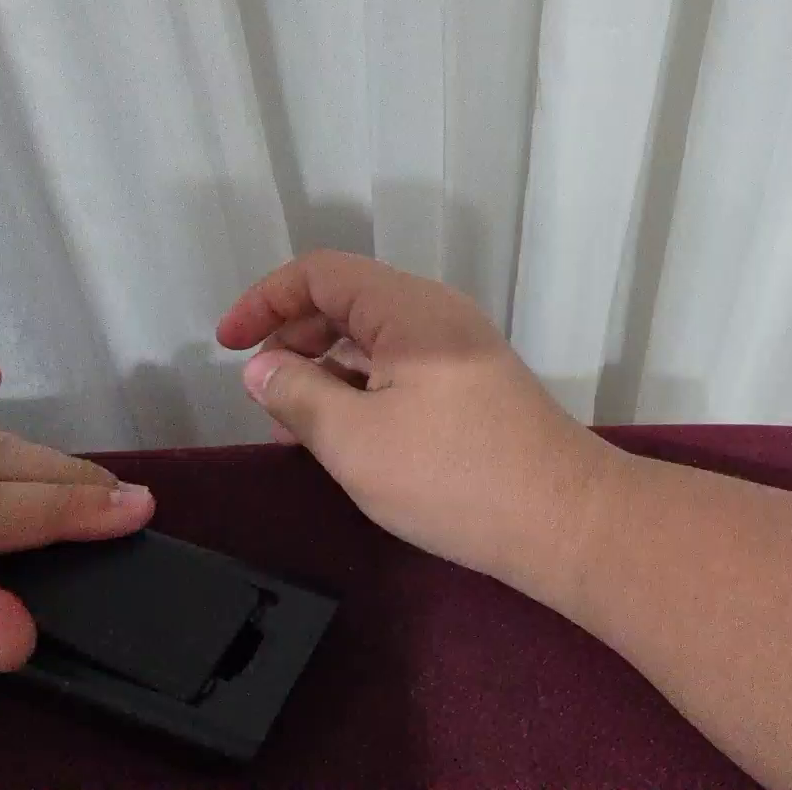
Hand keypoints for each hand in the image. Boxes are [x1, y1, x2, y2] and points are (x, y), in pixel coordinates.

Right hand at [217, 251, 617, 594]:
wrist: (564, 518)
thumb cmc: (453, 476)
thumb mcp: (356, 440)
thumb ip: (298, 395)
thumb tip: (261, 367)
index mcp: (409, 308)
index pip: (322, 273)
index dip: (266, 300)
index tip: (227, 345)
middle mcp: (438, 315)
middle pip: (349, 302)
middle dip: (295, 338)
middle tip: (262, 393)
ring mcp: (461, 350)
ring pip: (376, 339)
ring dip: (328, 369)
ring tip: (295, 421)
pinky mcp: (474, 385)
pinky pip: (403, 367)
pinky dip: (364, 388)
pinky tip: (346, 430)